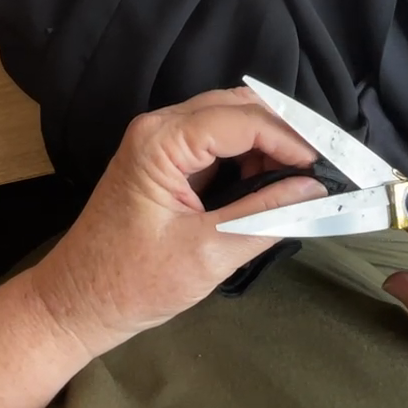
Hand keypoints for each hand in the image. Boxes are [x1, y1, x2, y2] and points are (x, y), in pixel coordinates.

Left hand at [28, 88, 327, 356]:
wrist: (78, 300)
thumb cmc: (133, 282)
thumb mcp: (208, 253)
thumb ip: (264, 216)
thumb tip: (315, 190)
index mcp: (161, 141)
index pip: (241, 120)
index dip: (290, 138)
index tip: (330, 165)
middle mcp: (159, 127)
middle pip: (236, 107)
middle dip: (284, 131)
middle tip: (327, 163)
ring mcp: (159, 140)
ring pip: (229, 119)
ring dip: (269, 141)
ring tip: (305, 175)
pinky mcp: (165, 159)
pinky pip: (216, 140)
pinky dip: (250, 153)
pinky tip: (274, 179)